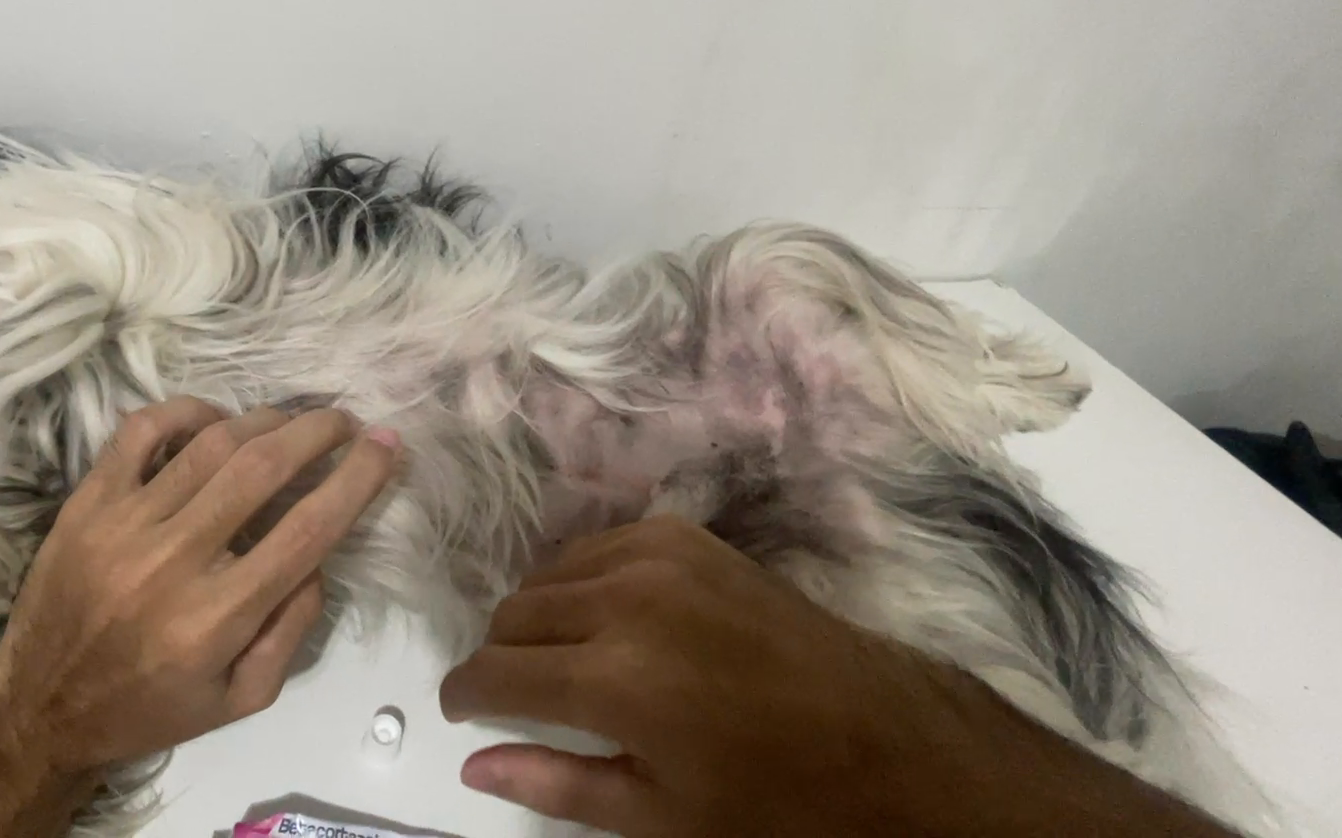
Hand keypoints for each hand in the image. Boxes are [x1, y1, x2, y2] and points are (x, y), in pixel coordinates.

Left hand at [0, 397, 399, 773]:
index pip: (307, 529)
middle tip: (345, 421)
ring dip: (267, 420)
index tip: (386, 445)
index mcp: (215, 619)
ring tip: (293, 421)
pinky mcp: (88, 502)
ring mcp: (123, 524)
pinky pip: (142, 430)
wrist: (41, 706)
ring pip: (211, 443)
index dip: (357, 478)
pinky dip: (189, 410)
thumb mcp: (243, 698)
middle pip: (262, 469)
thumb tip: (320, 554)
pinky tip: (218, 419)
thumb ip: (293, 629)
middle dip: (318, 432)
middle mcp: (171, 562)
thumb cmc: (153, 705)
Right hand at [439, 517, 1239, 837]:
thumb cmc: (771, 801)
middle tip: (515, 692)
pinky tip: (601, 614)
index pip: (497, 673)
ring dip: (537, 614)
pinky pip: (595, 547)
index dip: (466, 692)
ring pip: (548, 572)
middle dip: (500, 655)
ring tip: (559, 655)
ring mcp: (653, 554)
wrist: (881, 738)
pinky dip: (578, 580)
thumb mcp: (658, 817)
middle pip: (514, 611)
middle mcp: (623, 600)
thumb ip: (553, 783)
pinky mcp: (680, 533)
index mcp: (615, 681)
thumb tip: (471, 762)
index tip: (459, 706)